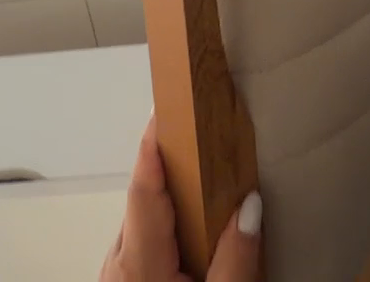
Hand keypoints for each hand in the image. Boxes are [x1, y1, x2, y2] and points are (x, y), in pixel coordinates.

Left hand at [101, 118, 262, 281]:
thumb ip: (235, 259)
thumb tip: (250, 204)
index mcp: (139, 262)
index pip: (143, 188)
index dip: (152, 144)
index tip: (163, 105)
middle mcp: (119, 262)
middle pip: (145, 198)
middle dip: (172, 162)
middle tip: (199, 125)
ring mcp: (118, 273)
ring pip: (145, 217)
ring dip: (172, 191)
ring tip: (205, 165)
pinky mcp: (126, 281)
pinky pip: (145, 236)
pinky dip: (168, 216)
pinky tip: (194, 216)